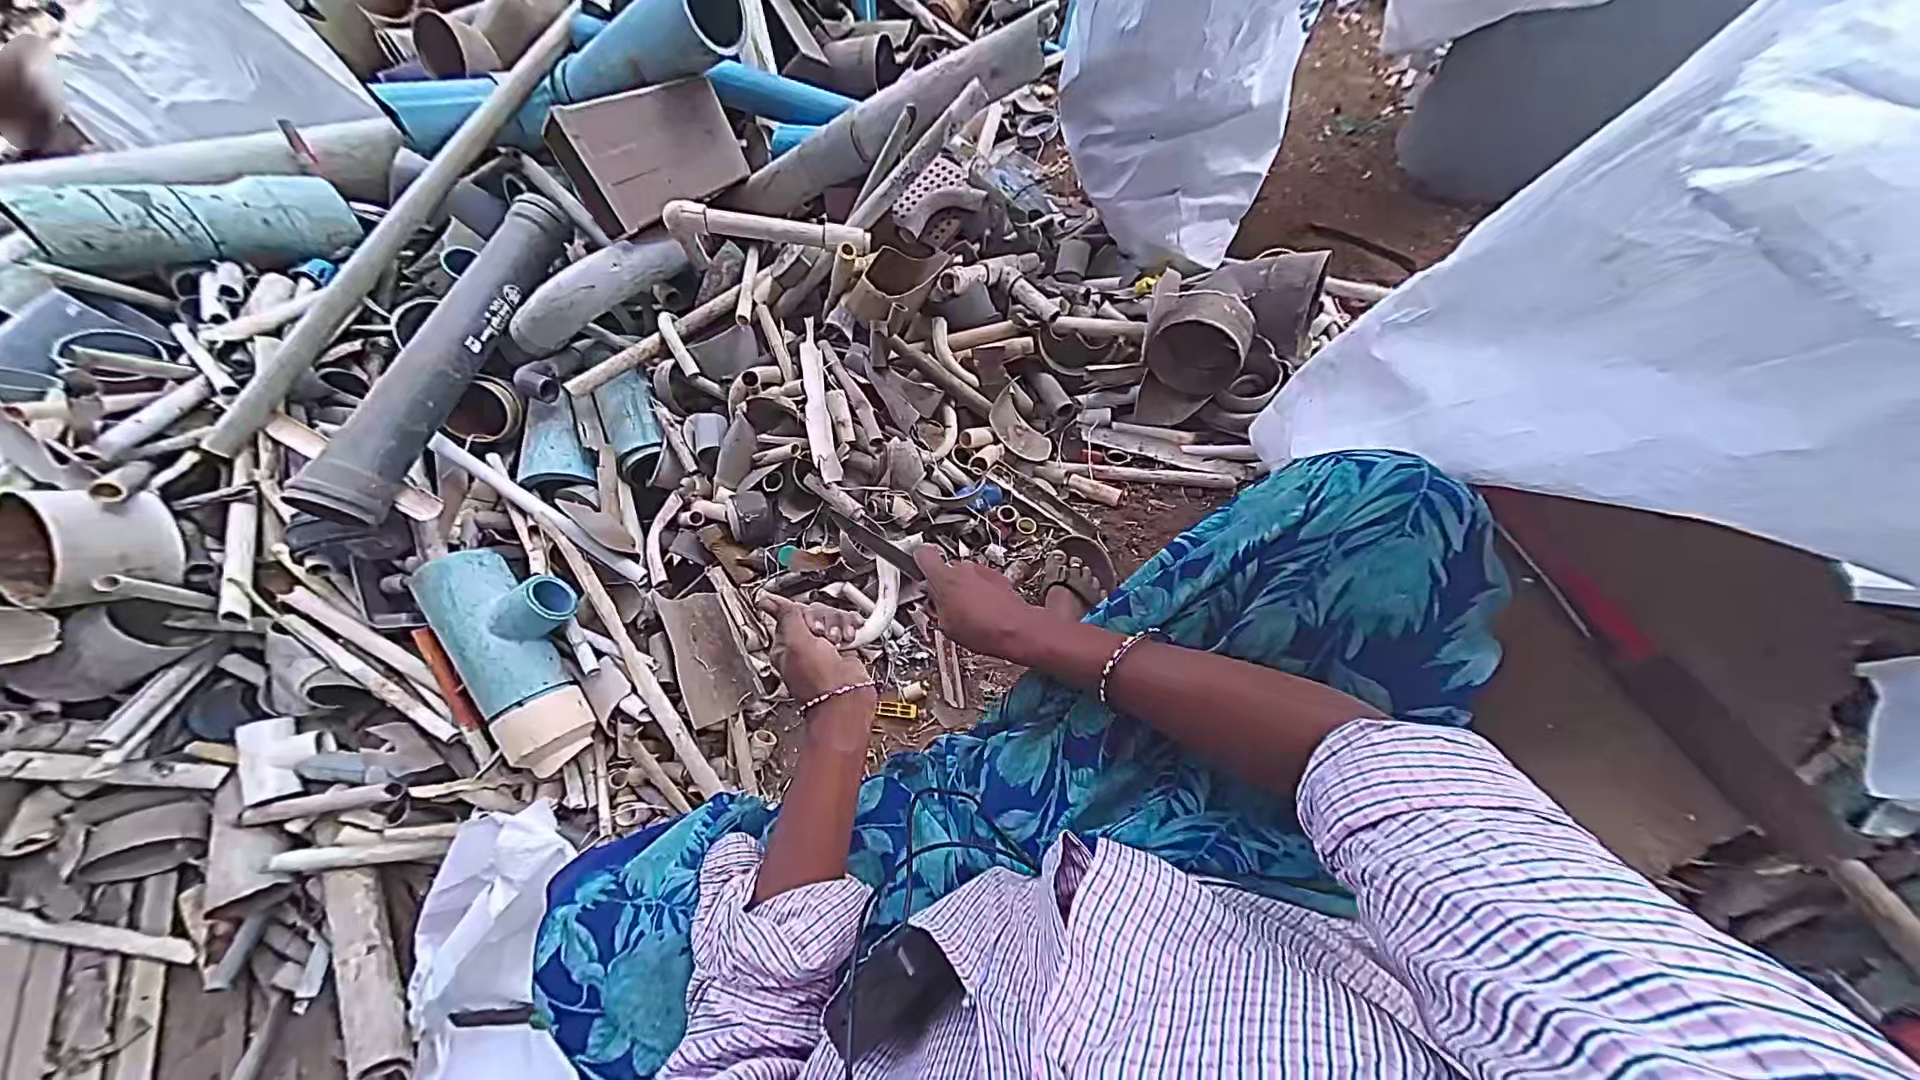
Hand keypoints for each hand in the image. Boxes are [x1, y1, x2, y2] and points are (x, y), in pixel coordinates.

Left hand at [756, 594, 872, 706]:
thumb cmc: (817, 679)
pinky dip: (853, 627)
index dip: (804, 614)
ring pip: (834, 617)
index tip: (811, 620)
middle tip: (824, 633)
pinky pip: (849, 626)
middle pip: (815, 612)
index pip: (792, 614)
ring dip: (840, 623)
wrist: (846, 695)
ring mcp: (826, 647)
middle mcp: (805, 646)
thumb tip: (767, 600)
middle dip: (824, 618)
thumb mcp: (795, 642)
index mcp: (786, 646)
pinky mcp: (845, 649)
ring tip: (840, 639)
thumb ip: (786, 617)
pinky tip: (851, 635)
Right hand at [913, 546, 1045, 662]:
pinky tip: (981, 609)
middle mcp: (963, 568)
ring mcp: (981, 570)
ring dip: (963, 587)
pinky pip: (980, 579)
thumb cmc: (983, 630)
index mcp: (944, 578)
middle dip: (943, 584)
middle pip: (944, 568)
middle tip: (945, 605)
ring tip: (967, 611)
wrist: (1016, 629)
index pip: (923, 555)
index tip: (916, 565)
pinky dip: (979, 590)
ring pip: (963, 574)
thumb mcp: (946, 625)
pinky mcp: (996, 576)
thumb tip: (932, 601)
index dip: (917, 560)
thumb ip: (934, 605)